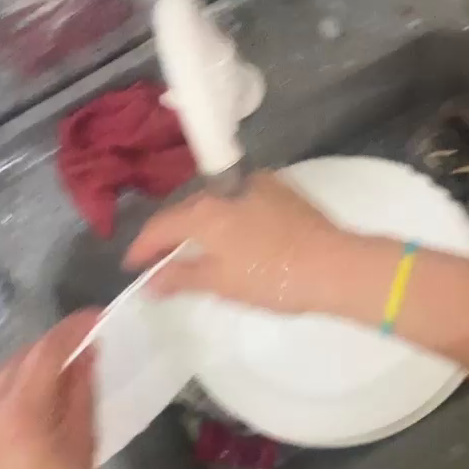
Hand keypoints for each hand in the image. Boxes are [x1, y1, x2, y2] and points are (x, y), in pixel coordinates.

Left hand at [0, 310, 100, 468]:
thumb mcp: (81, 442)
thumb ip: (80, 392)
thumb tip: (85, 354)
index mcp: (18, 409)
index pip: (46, 351)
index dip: (71, 330)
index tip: (93, 318)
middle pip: (17, 362)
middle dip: (46, 354)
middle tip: (74, 355)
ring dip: (18, 376)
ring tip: (44, 383)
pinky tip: (11, 416)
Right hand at [123, 173, 392, 318]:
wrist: (335, 266)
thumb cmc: (273, 279)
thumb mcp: (223, 283)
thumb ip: (182, 277)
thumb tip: (150, 280)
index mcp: (205, 211)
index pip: (160, 226)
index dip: (142, 247)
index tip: (134, 266)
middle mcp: (226, 189)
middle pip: (187, 210)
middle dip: (172, 234)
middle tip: (164, 260)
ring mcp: (257, 184)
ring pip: (215, 203)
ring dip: (202, 224)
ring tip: (199, 250)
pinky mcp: (282, 190)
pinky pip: (241, 201)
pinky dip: (229, 217)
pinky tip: (236, 237)